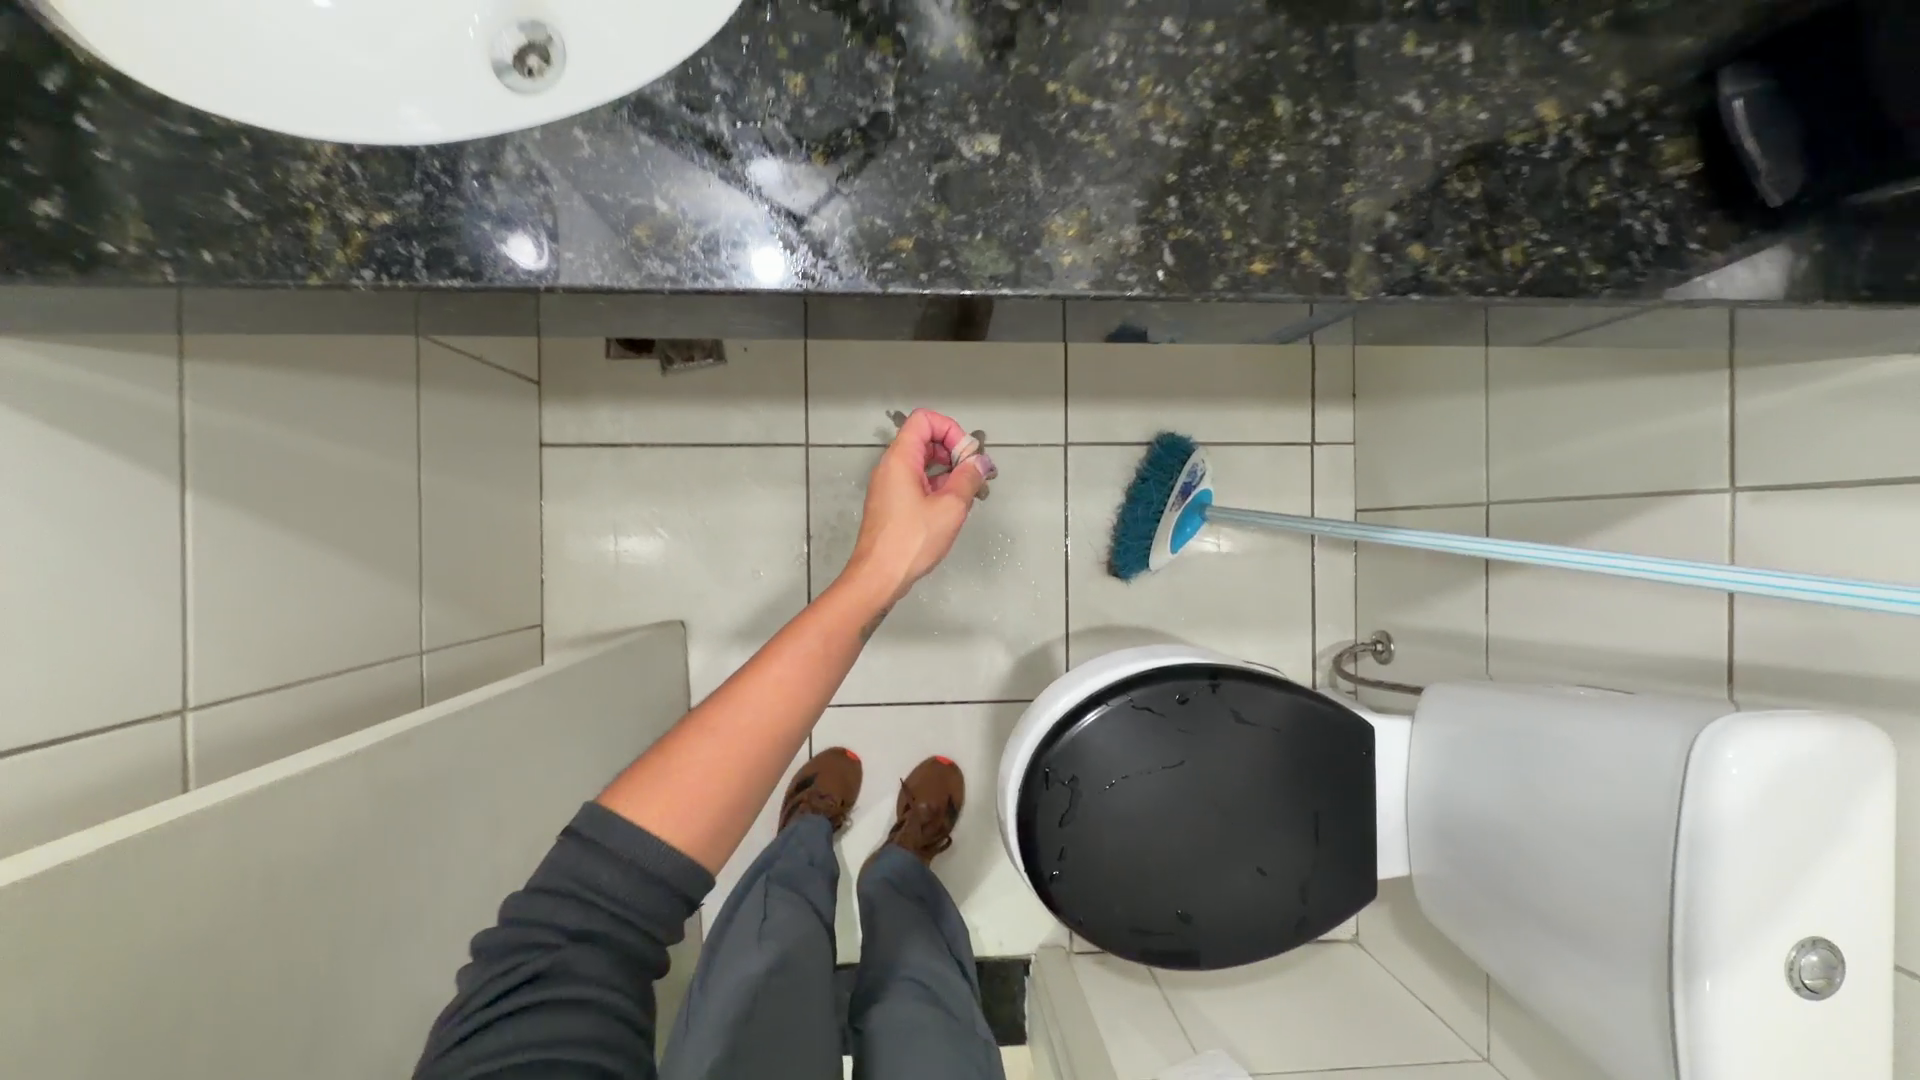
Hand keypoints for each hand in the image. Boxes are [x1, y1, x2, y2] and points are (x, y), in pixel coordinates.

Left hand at [843, 408, 996, 604]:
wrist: (879, 576)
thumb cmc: (912, 539)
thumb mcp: (950, 507)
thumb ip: (968, 478)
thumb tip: (981, 462)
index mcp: (901, 458)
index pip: (925, 420)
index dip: (951, 430)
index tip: (967, 456)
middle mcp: (891, 467)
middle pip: (925, 440)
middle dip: (954, 452)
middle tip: (974, 476)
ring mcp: (890, 486)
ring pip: (923, 463)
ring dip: (949, 472)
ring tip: (969, 494)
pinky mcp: (892, 504)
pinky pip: (917, 483)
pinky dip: (938, 487)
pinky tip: (953, 508)